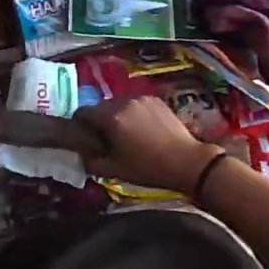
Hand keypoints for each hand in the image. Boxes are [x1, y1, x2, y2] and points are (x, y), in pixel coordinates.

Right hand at [82, 96, 220, 192]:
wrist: (188, 162)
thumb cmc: (149, 168)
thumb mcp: (116, 170)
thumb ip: (91, 162)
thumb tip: (80, 155)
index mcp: (110, 117)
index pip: (83, 112)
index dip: (80, 125)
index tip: (85, 137)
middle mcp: (122, 102)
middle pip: (101, 107)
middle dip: (100, 120)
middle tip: (107, 138)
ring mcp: (140, 98)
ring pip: (118, 104)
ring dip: (117, 115)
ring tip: (127, 133)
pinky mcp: (155, 99)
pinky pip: (135, 103)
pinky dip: (134, 113)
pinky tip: (143, 128)